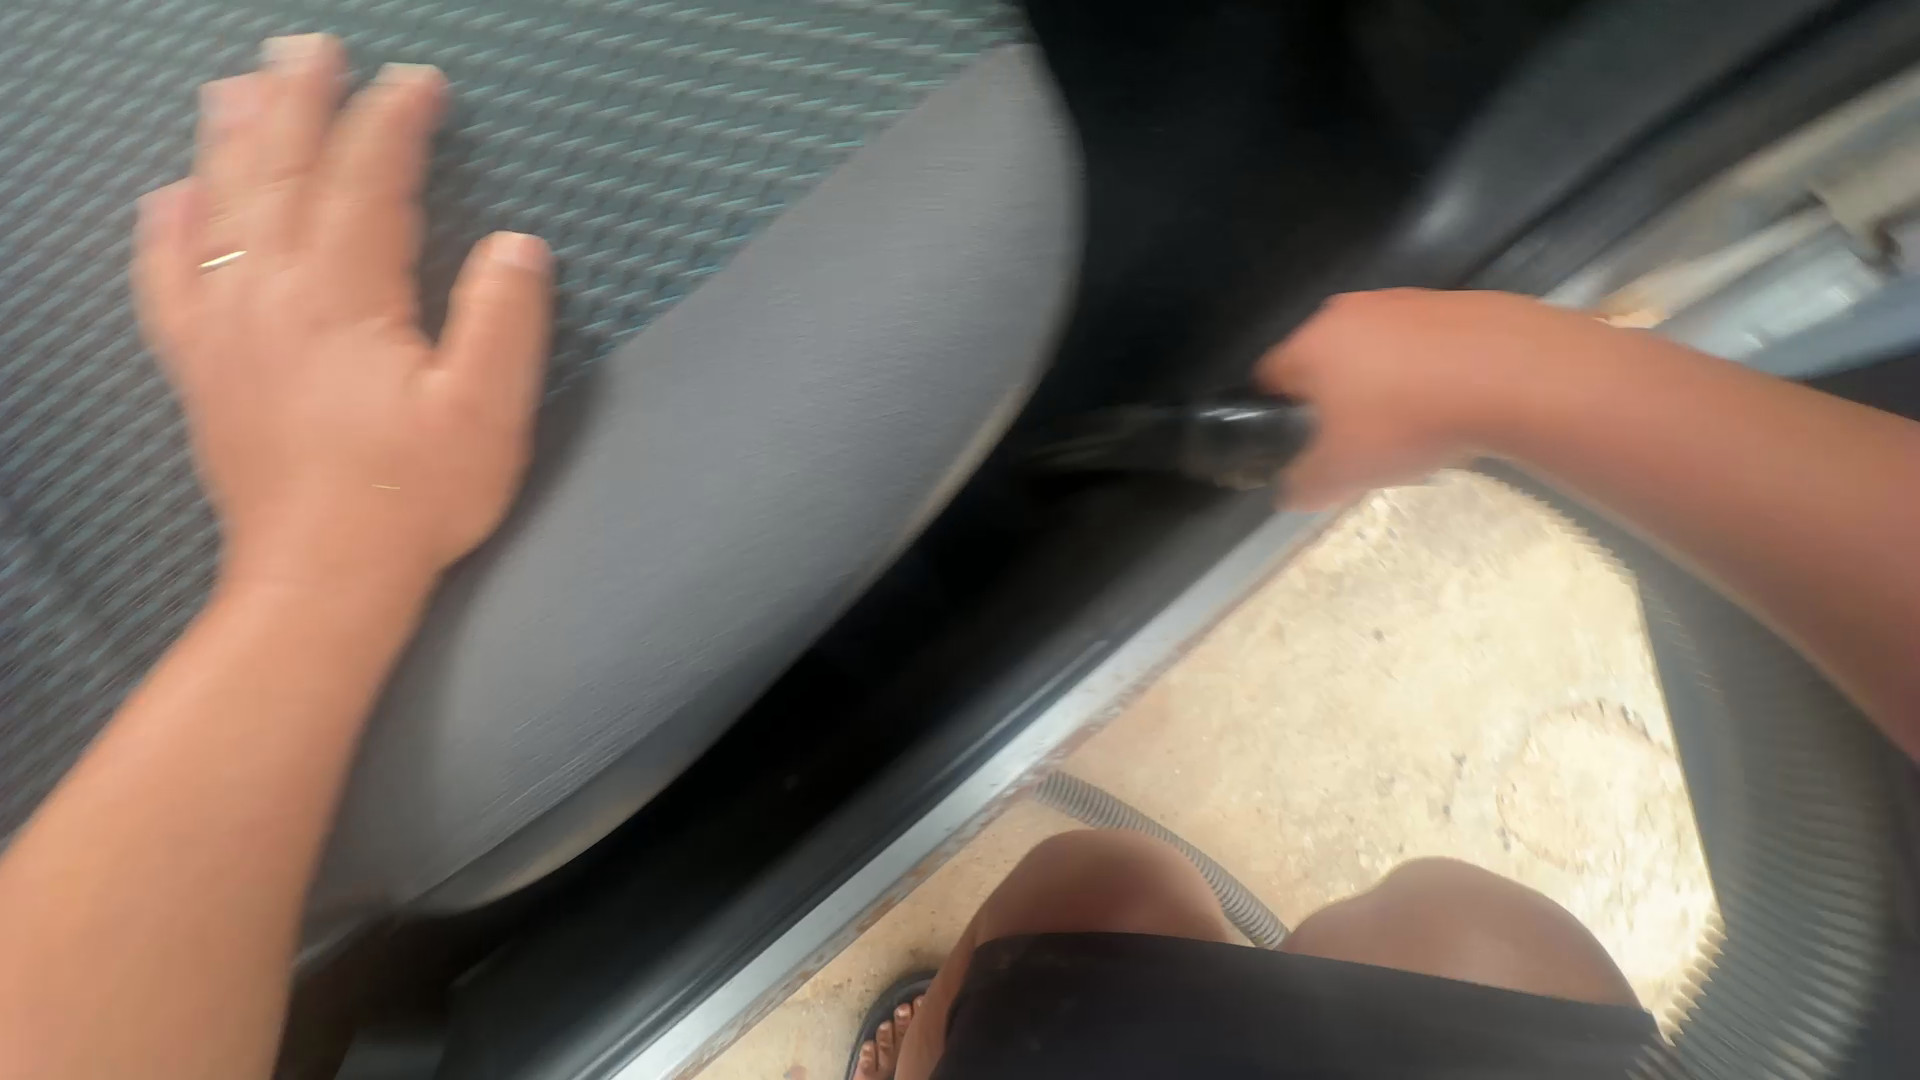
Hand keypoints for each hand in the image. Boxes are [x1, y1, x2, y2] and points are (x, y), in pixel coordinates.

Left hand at [132, 34, 551, 598]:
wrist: (326, 570)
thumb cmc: (422, 491)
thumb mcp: (490, 410)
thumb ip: (503, 320)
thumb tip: (517, 245)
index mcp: (346, 296)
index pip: (368, 182)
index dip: (393, 124)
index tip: (419, 82)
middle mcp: (270, 291)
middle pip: (277, 172)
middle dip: (300, 102)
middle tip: (314, 48)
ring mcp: (223, 327)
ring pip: (217, 206)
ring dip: (232, 138)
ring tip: (242, 88)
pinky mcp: (202, 367)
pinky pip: (168, 274)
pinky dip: (168, 224)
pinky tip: (170, 198)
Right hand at [1255, 288, 1606, 508]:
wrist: (1522, 377)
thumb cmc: (1408, 422)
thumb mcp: (1340, 476)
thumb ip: (1301, 487)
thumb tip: (1292, 491)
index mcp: (1309, 345)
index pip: (1268, 377)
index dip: (1275, 414)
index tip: (1298, 441)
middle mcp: (1347, 312)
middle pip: (1321, 362)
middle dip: (1331, 399)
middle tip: (1354, 440)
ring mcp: (1405, 300)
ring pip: (1372, 351)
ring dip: (1381, 384)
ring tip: (1410, 425)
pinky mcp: (1457, 302)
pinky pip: (1422, 344)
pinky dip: (1427, 372)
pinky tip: (1451, 404)